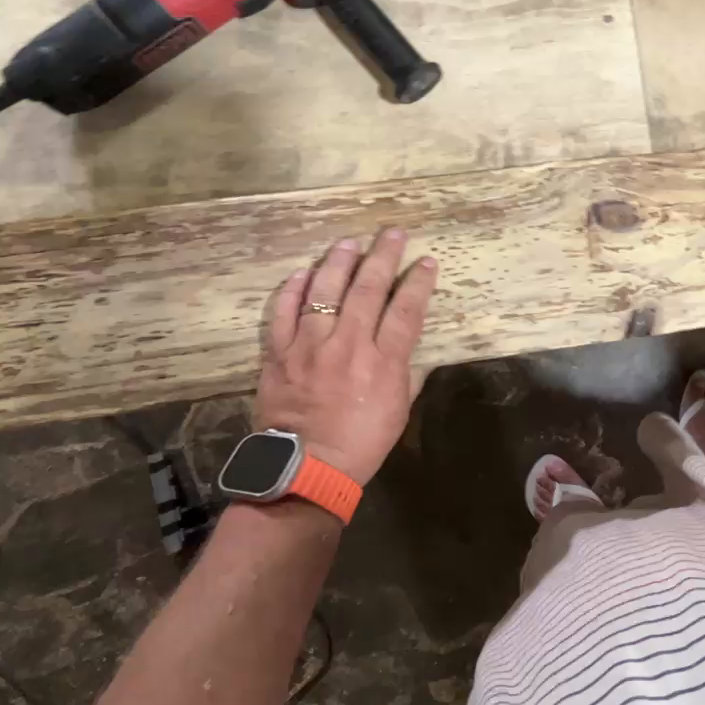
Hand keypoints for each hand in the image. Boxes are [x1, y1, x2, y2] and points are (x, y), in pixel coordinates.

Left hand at [253, 228, 437, 484]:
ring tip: (349, 242)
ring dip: (339, 262)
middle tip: (393, 232)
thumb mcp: (399, 407)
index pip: (406, 310)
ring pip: (325, 292)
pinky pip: (282, 314)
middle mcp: (348, 345)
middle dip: (384, 257)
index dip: (419, 282)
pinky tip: (303, 273)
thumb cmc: (363, 442)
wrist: (308, 471)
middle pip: (369, 289)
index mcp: (383, 361)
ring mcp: (309, 347)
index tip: (426, 261)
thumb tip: (409, 346)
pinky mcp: (279, 354)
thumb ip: (405, 371)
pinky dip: (292, 290)